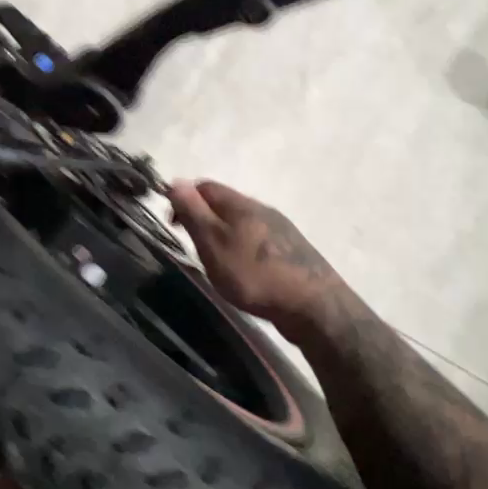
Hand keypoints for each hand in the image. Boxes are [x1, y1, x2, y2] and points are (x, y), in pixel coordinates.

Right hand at [168, 179, 346, 328]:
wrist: (314, 307)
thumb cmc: (254, 275)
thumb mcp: (213, 243)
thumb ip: (194, 212)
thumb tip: (176, 181)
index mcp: (241, 204)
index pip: (204, 186)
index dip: (183, 198)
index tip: (173, 225)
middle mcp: (262, 209)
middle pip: (224, 202)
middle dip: (202, 216)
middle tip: (192, 243)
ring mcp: (281, 229)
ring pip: (241, 221)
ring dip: (222, 232)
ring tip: (214, 258)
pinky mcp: (291, 250)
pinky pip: (256, 238)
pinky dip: (241, 245)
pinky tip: (242, 268)